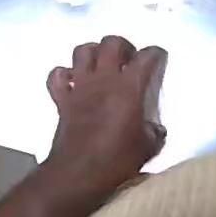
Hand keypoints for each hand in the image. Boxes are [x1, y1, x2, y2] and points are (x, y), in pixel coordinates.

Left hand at [40, 35, 167, 197]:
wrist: (78, 173)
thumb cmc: (117, 160)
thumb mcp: (148, 148)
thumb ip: (154, 132)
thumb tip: (154, 128)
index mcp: (128, 87)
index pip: (146, 57)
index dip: (155, 54)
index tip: (158, 58)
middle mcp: (103, 79)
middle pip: (111, 43)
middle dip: (124, 46)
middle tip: (129, 61)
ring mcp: (79, 87)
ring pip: (82, 51)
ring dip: (94, 53)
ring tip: (102, 66)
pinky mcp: (61, 99)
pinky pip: (57, 76)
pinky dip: (64, 74)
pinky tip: (73, 82)